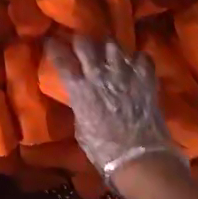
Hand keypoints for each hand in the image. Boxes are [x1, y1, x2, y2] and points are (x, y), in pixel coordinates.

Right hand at [47, 37, 183, 181]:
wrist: (139, 158)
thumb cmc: (104, 150)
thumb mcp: (82, 127)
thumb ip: (80, 105)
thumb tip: (81, 97)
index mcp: (79, 89)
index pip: (61, 58)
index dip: (53, 46)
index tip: (50, 41)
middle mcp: (100, 75)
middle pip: (85, 43)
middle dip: (80, 40)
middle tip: (80, 43)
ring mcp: (125, 74)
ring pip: (113, 44)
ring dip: (108, 47)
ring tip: (109, 52)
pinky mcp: (146, 79)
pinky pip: (141, 57)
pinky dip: (136, 59)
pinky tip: (134, 65)